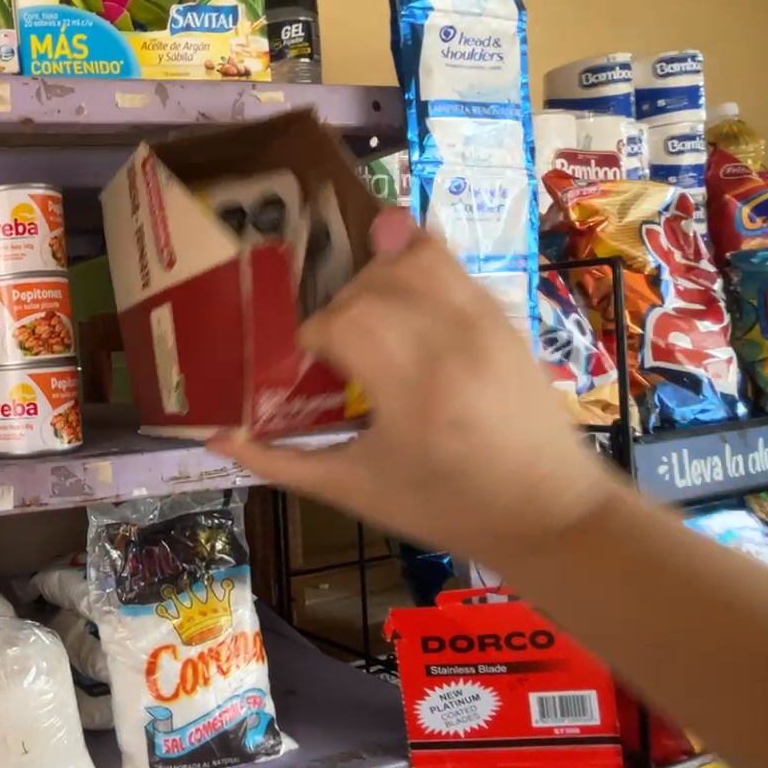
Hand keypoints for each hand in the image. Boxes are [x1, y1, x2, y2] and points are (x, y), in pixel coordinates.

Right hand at [211, 208, 625, 563]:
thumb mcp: (351, 490)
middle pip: (368, 289)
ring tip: (365, 318)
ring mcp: (484, 324)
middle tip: (336, 357)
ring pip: (411, 261)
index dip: (311, 341)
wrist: (552, 515)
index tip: (311, 376)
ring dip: (371, 280)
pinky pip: (452, 262)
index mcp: (412, 390)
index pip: (342, 323)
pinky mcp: (503, 319)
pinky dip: (415, 253)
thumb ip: (277, 462)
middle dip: (336, 314)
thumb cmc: (442, 507)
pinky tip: (392, 262)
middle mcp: (452, 343)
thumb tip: (215, 438)